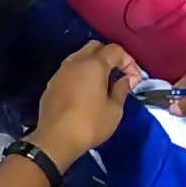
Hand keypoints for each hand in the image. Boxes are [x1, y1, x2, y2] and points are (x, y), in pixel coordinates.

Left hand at [30, 42, 142, 164]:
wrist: (55, 140)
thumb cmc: (89, 124)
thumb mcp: (114, 110)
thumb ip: (122, 89)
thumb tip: (127, 78)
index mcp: (93, 65)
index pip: (115, 50)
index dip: (128, 61)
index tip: (134, 79)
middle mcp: (75, 62)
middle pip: (95, 47)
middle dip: (110, 57)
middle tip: (119, 75)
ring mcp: (60, 71)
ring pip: (80, 56)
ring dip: (94, 63)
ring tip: (103, 82)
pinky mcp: (51, 83)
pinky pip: (69, 69)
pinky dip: (81, 73)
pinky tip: (86, 90)